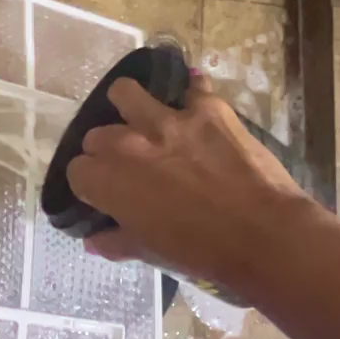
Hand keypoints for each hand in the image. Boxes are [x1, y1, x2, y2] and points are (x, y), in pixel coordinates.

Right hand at [65, 72, 310, 284]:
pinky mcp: (207, 109)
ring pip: (126, 93)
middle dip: (106, 149)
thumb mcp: (148, 253)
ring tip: (144, 119)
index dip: (89, 183)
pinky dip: (190, 90)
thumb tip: (93, 238)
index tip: (104, 194)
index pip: (76, 170)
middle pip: (97, 134)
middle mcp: (128, 143)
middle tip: (128, 165)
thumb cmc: (198, 251)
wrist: (262, 235)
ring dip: (129, 105)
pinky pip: (192, 85)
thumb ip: (114, 241)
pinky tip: (192, 100)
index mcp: (107, 181)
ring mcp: (167, 120)